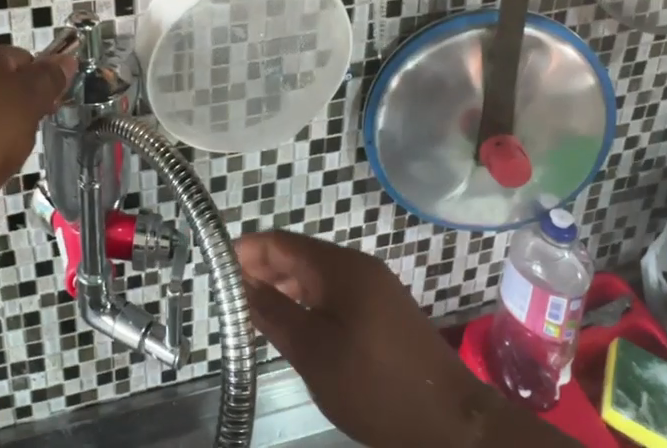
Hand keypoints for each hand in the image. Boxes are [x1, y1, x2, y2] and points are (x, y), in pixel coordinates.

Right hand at [237, 231, 569, 447]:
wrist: (452, 425)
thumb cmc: (375, 386)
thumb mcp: (313, 353)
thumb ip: (273, 314)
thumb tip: (240, 284)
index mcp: (340, 268)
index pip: (280, 242)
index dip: (246, 251)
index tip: (214, 267)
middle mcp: (358, 267)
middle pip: (298, 255)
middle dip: (262, 270)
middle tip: (229, 295)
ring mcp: (376, 288)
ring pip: (317, 276)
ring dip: (284, 287)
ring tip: (253, 313)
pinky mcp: (385, 311)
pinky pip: (336, 293)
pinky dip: (309, 302)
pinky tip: (295, 327)